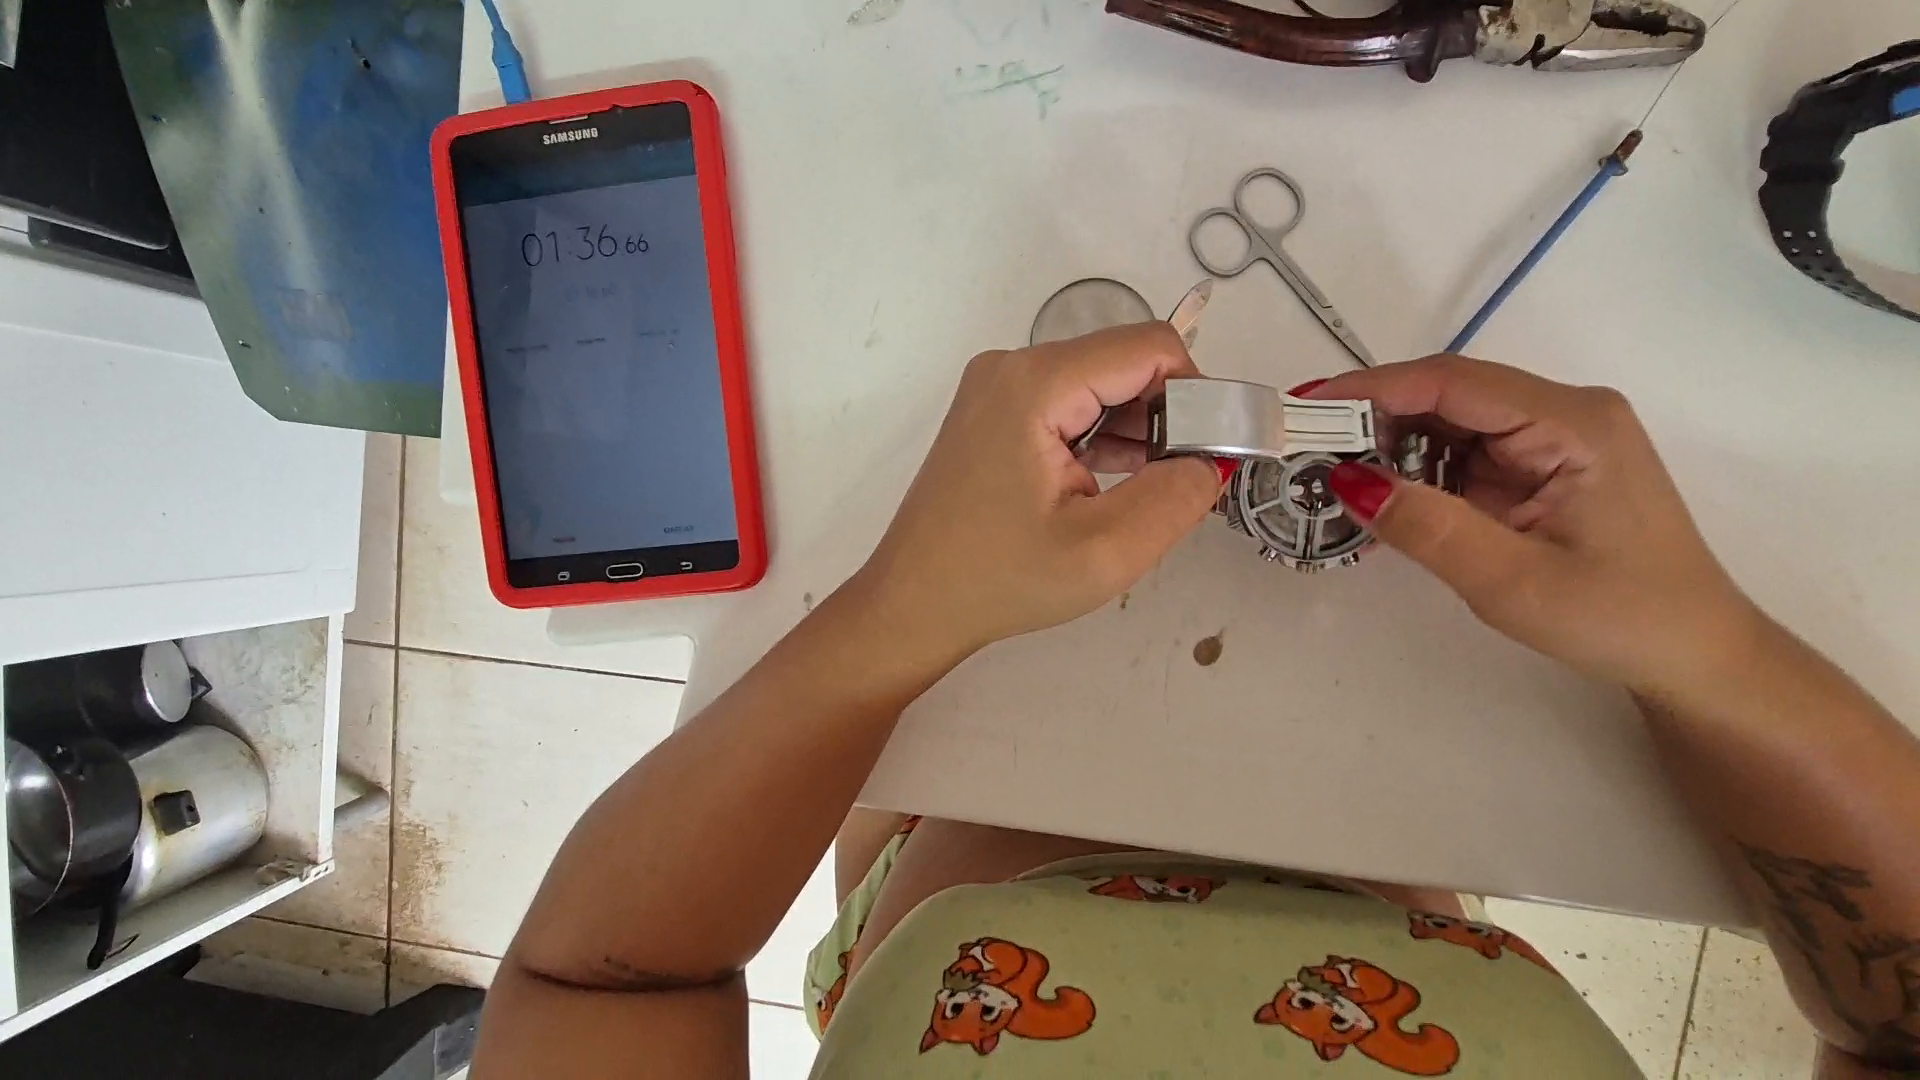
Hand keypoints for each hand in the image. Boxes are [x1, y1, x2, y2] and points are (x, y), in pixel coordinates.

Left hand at [853, 323, 1223, 660]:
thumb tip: (1212, 460)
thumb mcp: (1105, 552)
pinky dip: (1099, 438)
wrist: (913, 604)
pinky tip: (1107, 487)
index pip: (1149, 348)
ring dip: (1134, 432)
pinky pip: (1066, 407)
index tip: (1206, 455)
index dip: (1197, 394)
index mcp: (1034, 384)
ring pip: (1096, 385)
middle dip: (1165, 416)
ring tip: (1139, 494)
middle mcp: (1010, 368)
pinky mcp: (991, 415)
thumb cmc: (999, 582)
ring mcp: (995, 390)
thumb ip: (1177, 497)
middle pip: (1121, 363)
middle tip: (1173, 486)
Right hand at [1307, 355, 1761, 696]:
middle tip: (1302, 449)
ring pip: (1445, 421)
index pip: (1451, 382)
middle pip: (1444, 394)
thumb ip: (1427, 526)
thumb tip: (1344, 481)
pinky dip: (1410, 469)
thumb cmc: (1615, 617)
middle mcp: (1561, 414)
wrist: (1691, 655)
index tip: (1304, 408)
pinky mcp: (1535, 466)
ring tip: (1327, 474)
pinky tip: (1377, 493)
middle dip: (1370, 417)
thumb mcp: (1510, 580)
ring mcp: (1549, 439)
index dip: (1371, 388)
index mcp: (1571, 424)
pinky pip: (1457, 451)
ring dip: (1386, 444)